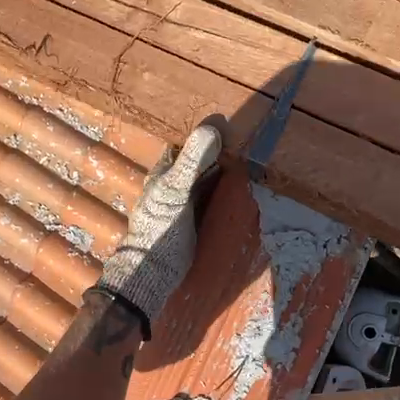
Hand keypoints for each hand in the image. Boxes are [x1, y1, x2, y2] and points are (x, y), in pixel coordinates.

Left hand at [92, 123, 222, 333]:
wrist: (155, 271)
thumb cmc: (160, 227)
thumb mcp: (177, 190)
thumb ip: (192, 161)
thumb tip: (212, 128)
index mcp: (164, 175)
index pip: (183, 148)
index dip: (201, 138)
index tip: (226, 129)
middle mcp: (172, 187)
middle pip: (195, 164)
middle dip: (213, 155)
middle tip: (241, 145)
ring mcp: (183, 205)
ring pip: (203, 182)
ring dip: (219, 174)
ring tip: (244, 163)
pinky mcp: (193, 223)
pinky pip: (209, 201)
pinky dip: (221, 193)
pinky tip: (235, 192)